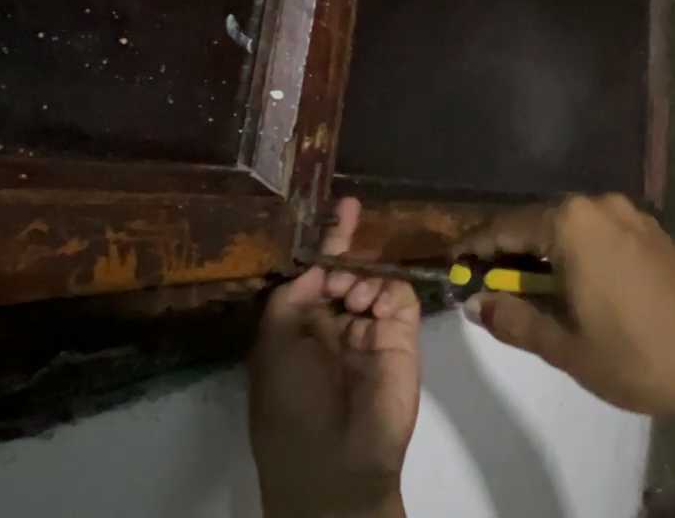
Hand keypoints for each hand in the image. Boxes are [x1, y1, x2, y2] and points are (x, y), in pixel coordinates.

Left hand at [248, 198, 419, 517]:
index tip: (336, 209)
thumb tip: (316, 266)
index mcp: (302, 330)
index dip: (324, 244)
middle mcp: (337, 325)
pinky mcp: (402, 338)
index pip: (316, 276)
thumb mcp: (272, 349)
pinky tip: (368, 303)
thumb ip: (290, 299)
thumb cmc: (290, 407)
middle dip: (346, 244)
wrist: (335, 464)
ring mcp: (371, 330)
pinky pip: (398, 297)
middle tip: (347, 215)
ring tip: (349, 293)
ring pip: (373, 278)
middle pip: (347, 270)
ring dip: (359, 273)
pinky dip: (385, 289)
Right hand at [455, 193, 674, 417]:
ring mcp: (631, 215)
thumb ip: (515, 319)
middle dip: (510, 250)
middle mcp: (599, 205)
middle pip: (538, 221)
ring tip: (527, 289)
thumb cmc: (636, 355)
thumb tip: (477, 303)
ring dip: (544, 252)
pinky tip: (573, 284)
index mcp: (572, 222)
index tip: (453, 265)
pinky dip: (576, 252)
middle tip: (486, 282)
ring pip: (570, 226)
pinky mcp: (653, 231)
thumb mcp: (565, 346)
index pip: (506, 226)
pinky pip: (599, 233)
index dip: (475, 248)